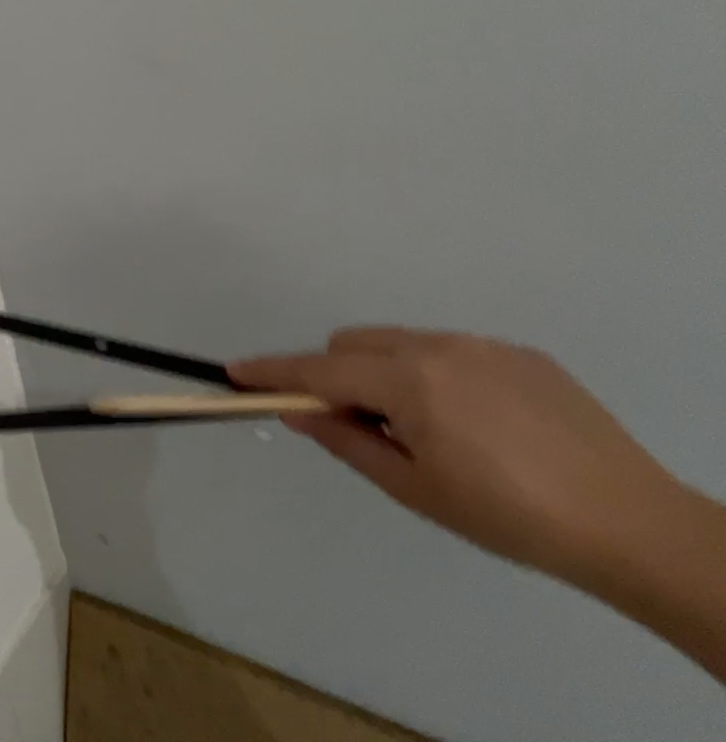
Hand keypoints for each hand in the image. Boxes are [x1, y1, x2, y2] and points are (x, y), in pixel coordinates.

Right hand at [231, 328, 680, 583]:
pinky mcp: (525, 357)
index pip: (320, 369)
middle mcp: (444, 348)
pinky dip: (430, 374)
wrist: (634, 526)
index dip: (272, 372)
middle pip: (355, 342)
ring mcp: (488, 348)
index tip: (233, 373)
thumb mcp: (411, 486)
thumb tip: (298, 411)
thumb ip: (344, 438)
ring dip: (383, 372)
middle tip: (352, 422)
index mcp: (412, 382)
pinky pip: (449, 350)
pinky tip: (469, 422)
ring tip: (419, 428)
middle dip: (335, 373)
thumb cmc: (507, 514)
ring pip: (400, 342)